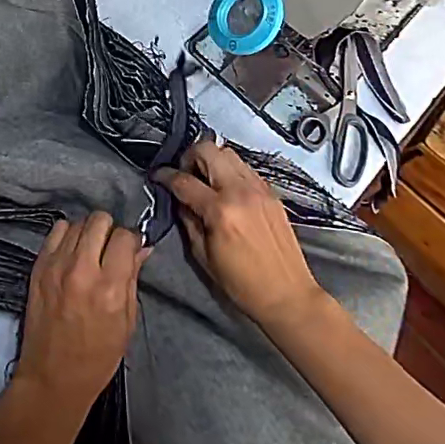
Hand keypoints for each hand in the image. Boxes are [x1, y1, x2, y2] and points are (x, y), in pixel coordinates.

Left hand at [12, 211, 148, 408]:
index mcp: (109, 287)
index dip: (131, 241)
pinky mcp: (38, 268)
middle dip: (110, 230)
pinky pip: (55, 231)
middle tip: (109, 249)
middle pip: (99, 220)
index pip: (125, 236)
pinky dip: (67, 235)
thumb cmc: (97, 357)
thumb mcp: (127, 321)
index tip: (130, 250)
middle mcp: (82, 269)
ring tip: (90, 250)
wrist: (52, 378)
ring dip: (88, 232)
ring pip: (77, 222)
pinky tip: (71, 252)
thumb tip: (142, 247)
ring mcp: (56, 266)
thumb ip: (132, 278)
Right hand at [154, 138, 328, 330]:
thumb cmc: (242, 283)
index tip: (157, 176)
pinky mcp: (272, 192)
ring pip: (228, 153)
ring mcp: (259, 188)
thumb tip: (179, 200)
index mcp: (220, 211)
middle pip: (208, 149)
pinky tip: (227, 191)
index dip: (165, 175)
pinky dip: (230, 171)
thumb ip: (188, 221)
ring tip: (206, 181)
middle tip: (185, 174)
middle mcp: (240, 191)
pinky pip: (245, 168)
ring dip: (211, 160)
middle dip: (189, 157)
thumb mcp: (203, 256)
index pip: (184, 180)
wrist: (287, 293)